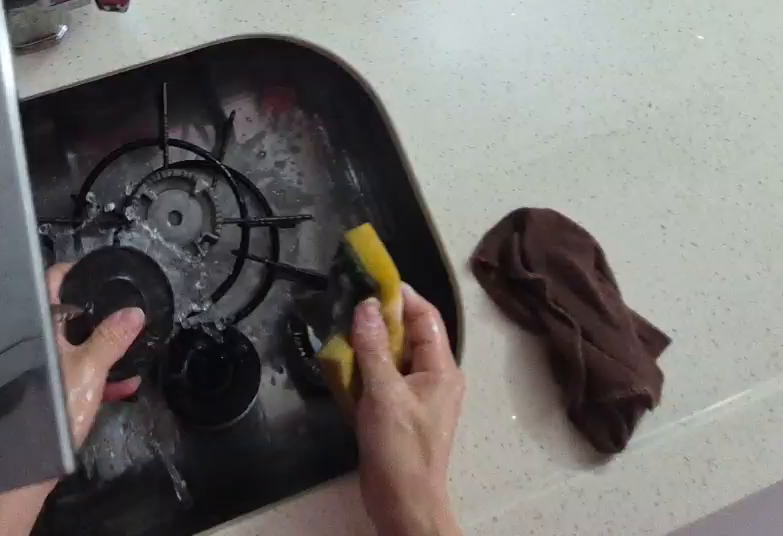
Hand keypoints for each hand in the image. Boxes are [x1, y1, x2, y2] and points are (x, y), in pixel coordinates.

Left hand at [46, 260, 146, 446]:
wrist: (27, 466)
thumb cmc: (54, 407)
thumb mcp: (90, 369)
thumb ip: (112, 339)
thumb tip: (136, 312)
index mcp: (41, 326)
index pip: (51, 282)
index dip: (73, 271)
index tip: (97, 270)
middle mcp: (37, 341)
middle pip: (67, 314)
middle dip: (95, 312)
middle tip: (121, 308)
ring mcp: (42, 368)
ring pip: (74, 345)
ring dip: (101, 346)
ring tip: (131, 346)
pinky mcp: (50, 393)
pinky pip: (77, 373)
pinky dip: (98, 375)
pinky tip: (125, 384)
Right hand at [351, 284, 465, 535]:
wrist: (403, 504)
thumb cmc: (400, 447)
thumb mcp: (384, 393)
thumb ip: (374, 346)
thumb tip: (366, 303)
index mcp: (441, 369)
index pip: (426, 317)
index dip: (401, 295)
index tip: (371, 278)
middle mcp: (433, 376)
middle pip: (409, 332)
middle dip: (380, 315)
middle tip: (349, 299)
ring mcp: (416, 394)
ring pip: (393, 352)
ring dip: (369, 339)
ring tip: (341, 324)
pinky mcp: (398, 409)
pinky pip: (383, 373)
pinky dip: (365, 362)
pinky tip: (343, 359)